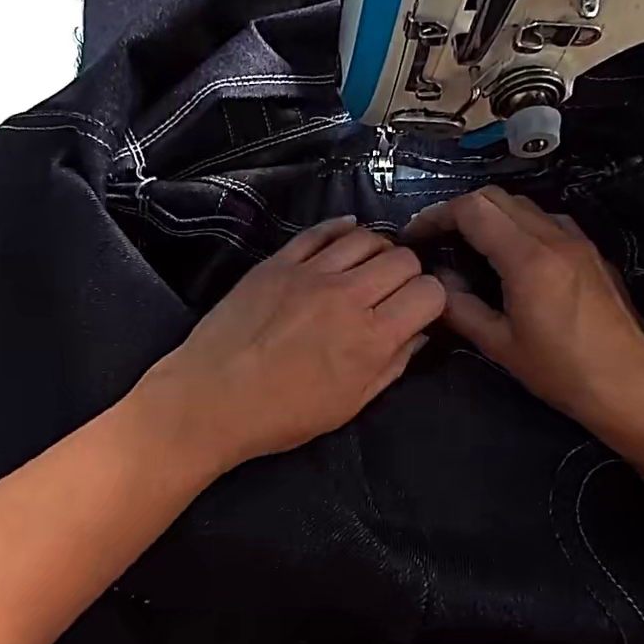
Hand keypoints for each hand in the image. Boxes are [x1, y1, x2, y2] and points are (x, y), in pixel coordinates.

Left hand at [131, 217, 445, 472]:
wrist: (210, 400)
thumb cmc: (282, 414)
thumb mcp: (350, 404)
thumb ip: (393, 365)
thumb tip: (418, 333)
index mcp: (371, 337)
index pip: (429, 292)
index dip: (433, 299)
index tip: (420, 310)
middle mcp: (348, 296)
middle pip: (404, 259)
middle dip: (410, 274)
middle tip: (395, 291)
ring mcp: (311, 273)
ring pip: (367, 238)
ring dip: (379, 251)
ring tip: (370, 268)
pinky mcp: (280, 262)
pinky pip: (321, 231)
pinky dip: (342, 229)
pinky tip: (348, 235)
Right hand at [404, 187, 643, 446]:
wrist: (634, 388)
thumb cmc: (564, 373)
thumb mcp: (502, 346)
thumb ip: (462, 309)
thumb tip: (435, 284)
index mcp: (529, 258)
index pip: (472, 210)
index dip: (436, 216)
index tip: (416, 236)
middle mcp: (555, 237)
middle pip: (496, 197)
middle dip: (460, 210)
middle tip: (439, 239)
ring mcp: (578, 241)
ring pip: (523, 205)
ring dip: (491, 215)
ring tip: (471, 246)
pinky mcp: (592, 252)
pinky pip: (547, 221)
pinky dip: (519, 225)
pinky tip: (513, 257)